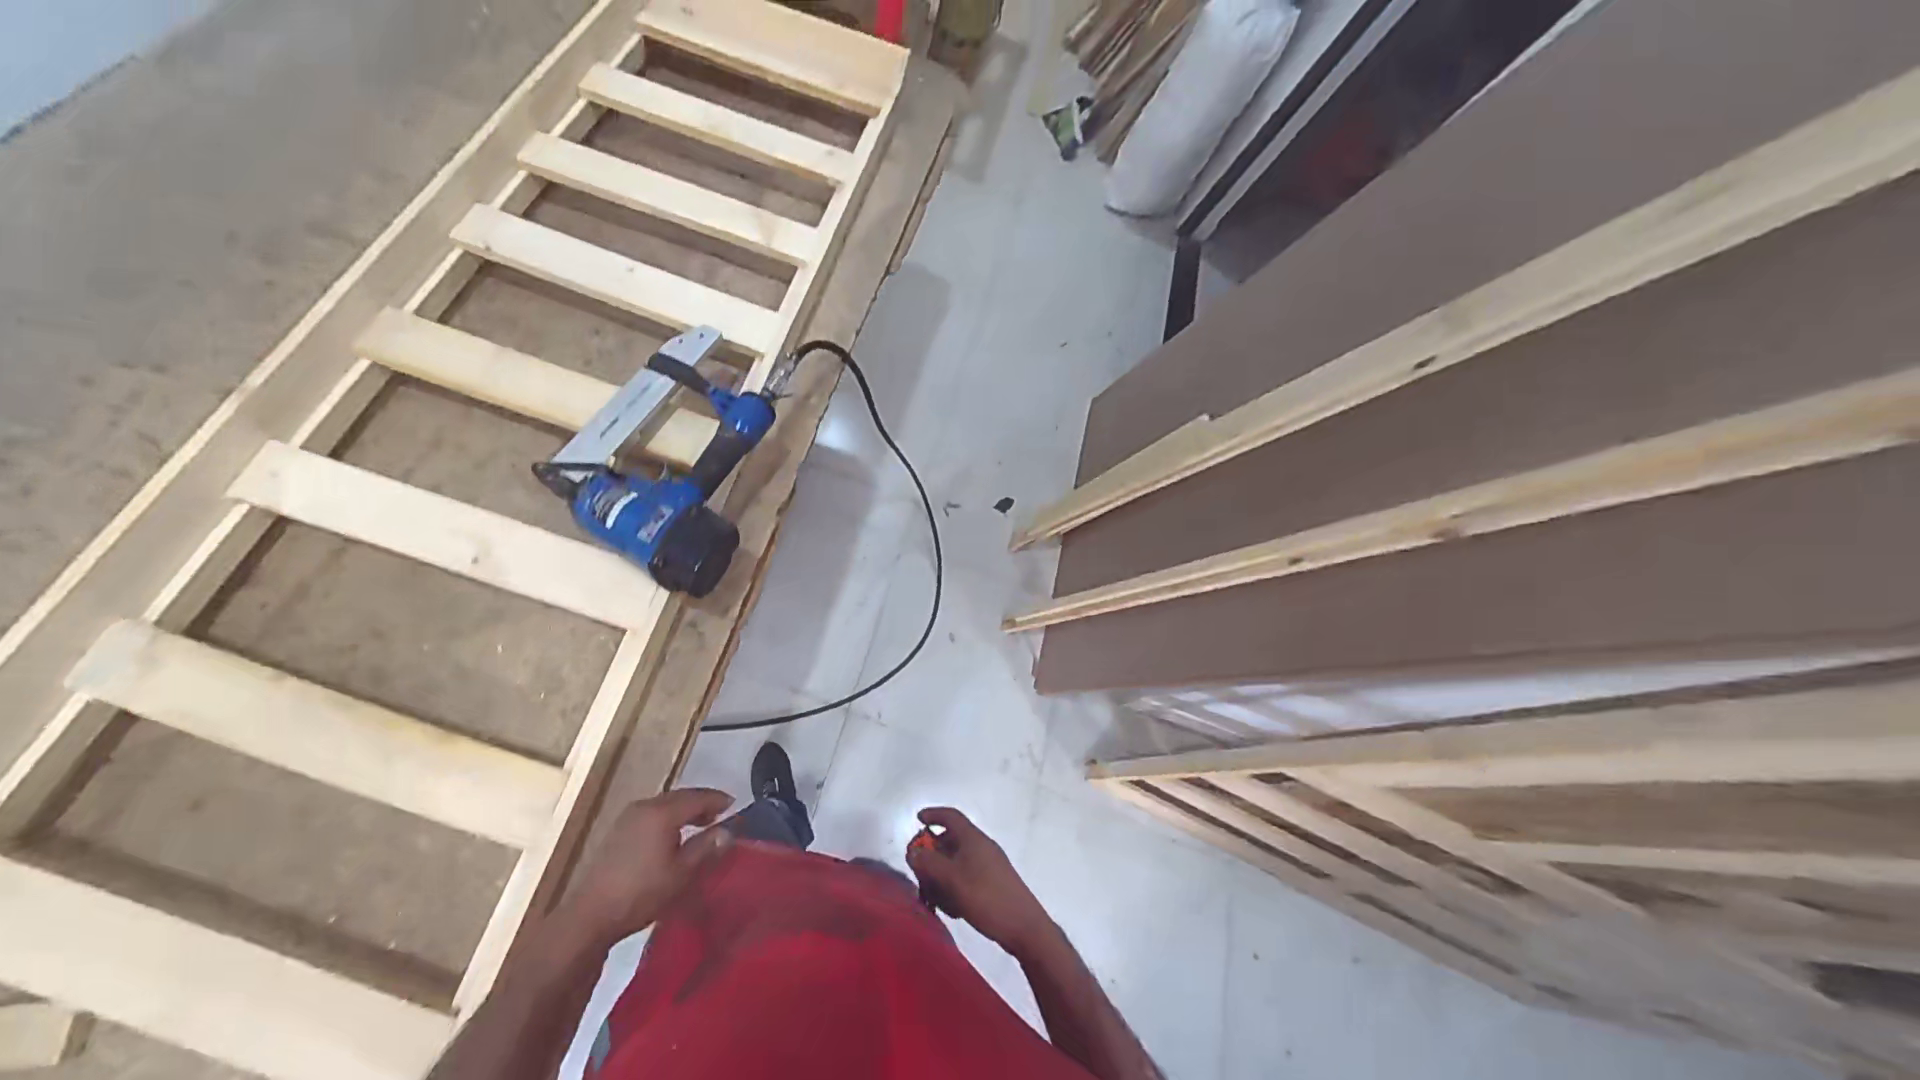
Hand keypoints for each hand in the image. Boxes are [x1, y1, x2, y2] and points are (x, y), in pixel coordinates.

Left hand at [569, 788, 734, 941]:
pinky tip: (672, 835)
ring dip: (684, 810)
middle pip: (680, 797)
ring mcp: (627, 818)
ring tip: (700, 824)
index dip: (718, 800)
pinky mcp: (617, 832)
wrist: (590, 916)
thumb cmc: (642, 892)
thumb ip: (707, 847)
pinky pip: (651, 815)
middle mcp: (644, 807)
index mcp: (662, 812)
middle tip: (720, 814)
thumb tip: (729, 830)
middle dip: (701, 802)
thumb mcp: (682, 872)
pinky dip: (668, 818)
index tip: (735, 805)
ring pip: (664, 805)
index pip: (698, 797)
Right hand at [905, 807, 1053, 955]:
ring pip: (956, 863)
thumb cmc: (986, 898)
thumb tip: (913, 851)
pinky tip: (954, 909)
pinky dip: (954, 888)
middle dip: (932, 856)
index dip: (933, 814)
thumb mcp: (952, 880)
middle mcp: (981, 847)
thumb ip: (929, 863)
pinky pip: (966, 878)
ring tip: (937, 899)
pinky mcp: (992, 883)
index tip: (917, 819)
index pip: (951, 816)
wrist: (1024, 927)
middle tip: (920, 874)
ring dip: (942, 877)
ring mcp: (988, 865)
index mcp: (973, 839)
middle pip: (950, 841)